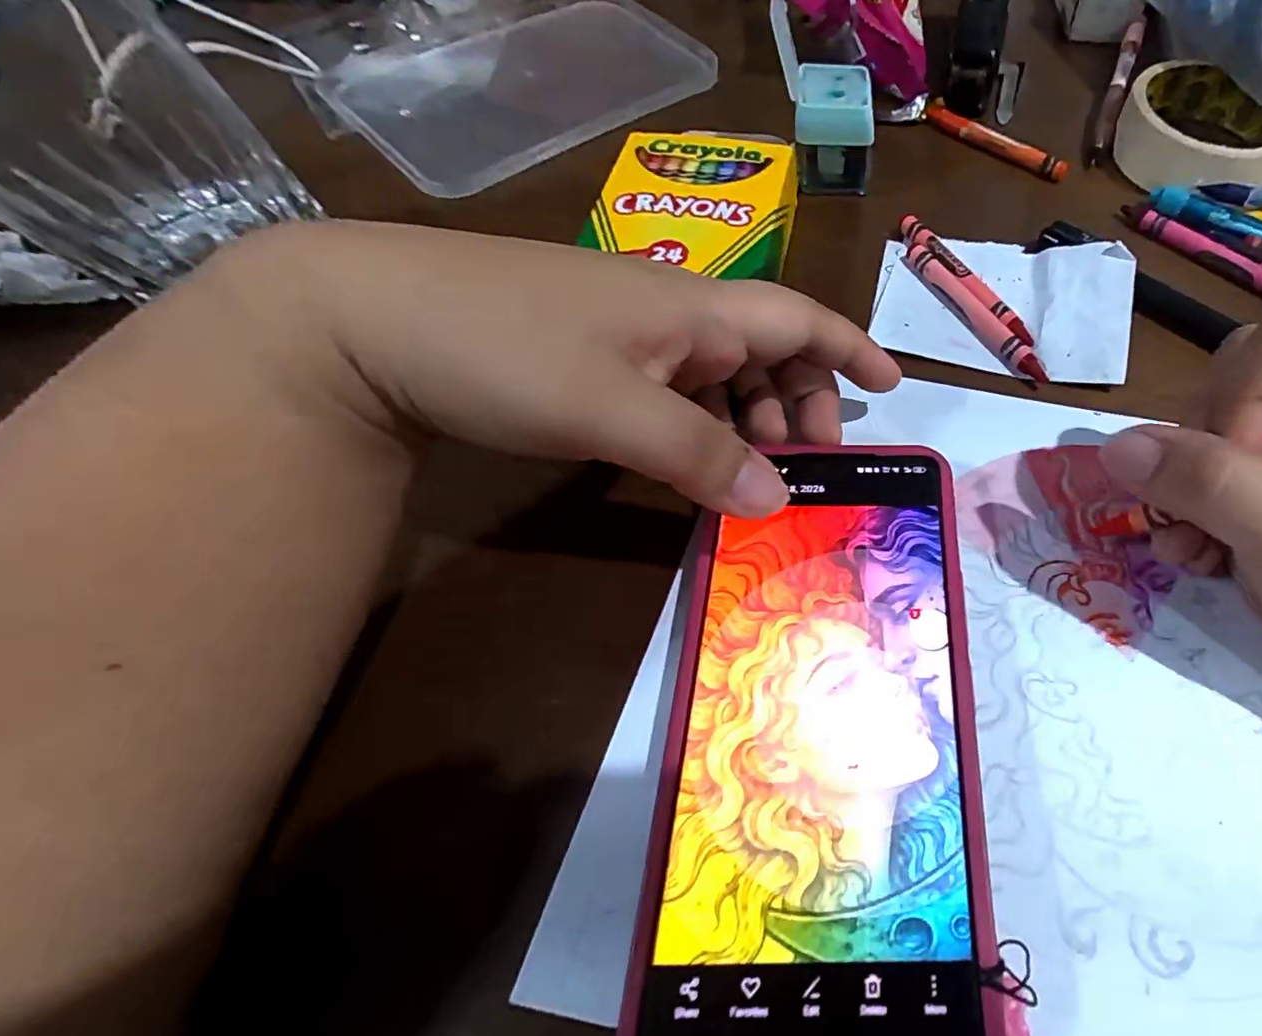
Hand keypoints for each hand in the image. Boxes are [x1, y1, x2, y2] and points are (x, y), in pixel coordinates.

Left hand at [206, 221, 899, 516]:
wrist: (370, 324)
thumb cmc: (505, 350)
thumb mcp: (614, 409)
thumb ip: (701, 457)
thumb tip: (777, 500)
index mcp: (696, 309)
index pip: (799, 320)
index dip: (851, 350)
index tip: (892, 387)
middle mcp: (676, 317)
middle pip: (770, 354)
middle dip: (803, 405)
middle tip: (809, 462)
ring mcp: (634, 340)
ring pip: (726, 379)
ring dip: (753, 424)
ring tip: (755, 473)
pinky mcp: (598, 365)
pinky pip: (680, 397)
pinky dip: (705, 431)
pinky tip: (699, 466)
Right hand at [1098, 298, 1261, 706]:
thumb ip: (1200, 482)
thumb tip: (1115, 447)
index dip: (1244, 391)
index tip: (1239, 465)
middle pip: (1247, 381)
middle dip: (1204, 451)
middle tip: (1190, 512)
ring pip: (1228, 433)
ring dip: (1191, 490)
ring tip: (1185, 546)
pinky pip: (1233, 474)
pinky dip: (1205, 511)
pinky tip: (1201, 552)